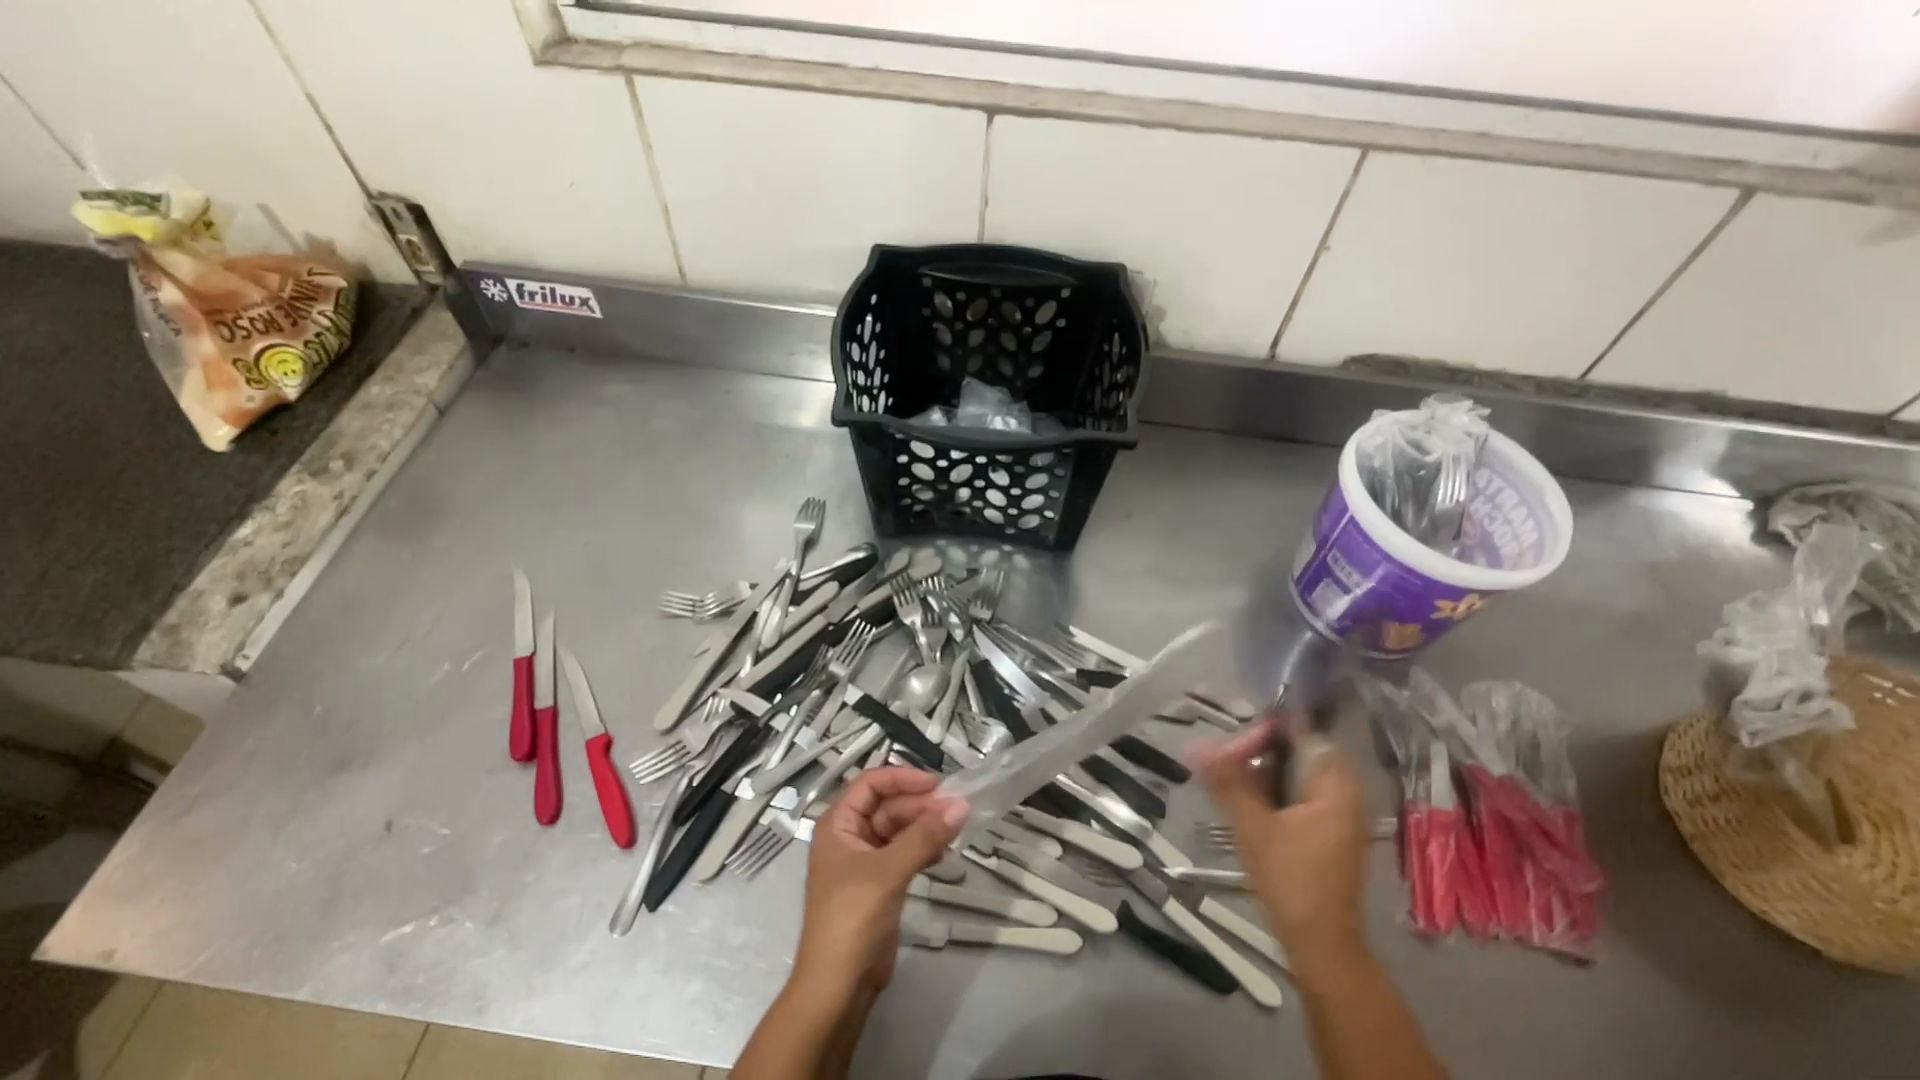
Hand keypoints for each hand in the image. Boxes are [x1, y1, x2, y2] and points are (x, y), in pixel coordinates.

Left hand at [794, 767, 969, 995]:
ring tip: (955, 831)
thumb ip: (924, 836)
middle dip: (920, 806)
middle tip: (957, 811)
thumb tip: (961, 804)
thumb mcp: (888, 872)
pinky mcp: (879, 884)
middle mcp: (848, 837)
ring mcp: (864, 862)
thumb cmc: (852, 918)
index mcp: (837, 825)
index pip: (870, 783)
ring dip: (925, 827)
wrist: (838, 984)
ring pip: (898, 830)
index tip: (939, 784)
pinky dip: (923, 849)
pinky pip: (904, 853)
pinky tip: (943, 854)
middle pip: (887, 806)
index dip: (903, 778)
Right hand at [1195, 714, 1368, 982]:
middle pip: (1298, 751)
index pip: (1301, 732)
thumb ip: (1227, 782)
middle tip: (1219, 766)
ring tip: (1226, 782)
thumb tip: (1195, 745)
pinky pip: (1298, 797)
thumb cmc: (1291, 881)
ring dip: (1262, 775)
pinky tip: (1246, 805)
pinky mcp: (1328, 833)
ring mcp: (1339, 814)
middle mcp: (1344, 791)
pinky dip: (1272, 795)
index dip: (1263, 730)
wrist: (1321, 944)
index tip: (1228, 745)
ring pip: (1296, 776)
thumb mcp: (1253, 827)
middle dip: (1258, 753)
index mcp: (1336, 783)